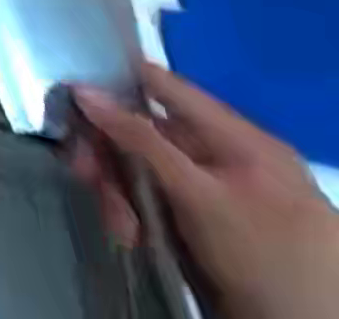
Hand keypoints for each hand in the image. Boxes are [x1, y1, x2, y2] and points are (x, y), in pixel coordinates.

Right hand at [70, 65, 338, 318]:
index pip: (163, 85)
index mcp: (238, 138)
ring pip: (144, 169)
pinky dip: (136, 213)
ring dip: (118, 191)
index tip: (68, 89)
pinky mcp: (207, 227)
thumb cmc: (270, 259)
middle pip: (145, 132)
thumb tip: (80, 88)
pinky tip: (131, 234)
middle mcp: (226, 158)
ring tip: (118, 224)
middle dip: (108, 152)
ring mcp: (217, 195)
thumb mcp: (199, 196)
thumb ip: (138, 138)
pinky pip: (156, 201)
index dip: (114, 79)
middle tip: (83, 172)